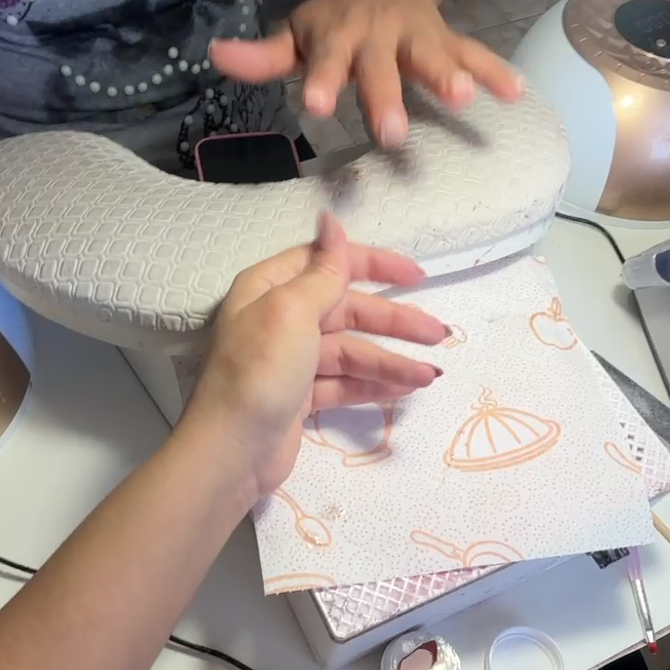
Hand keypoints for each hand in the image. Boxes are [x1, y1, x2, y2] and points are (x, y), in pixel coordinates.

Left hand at [179, 213, 447, 495]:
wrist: (232, 450)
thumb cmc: (258, 371)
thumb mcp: (291, 311)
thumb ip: (323, 271)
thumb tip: (332, 219)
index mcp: (270, 288)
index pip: (328, 263)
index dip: (373, 264)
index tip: (416, 275)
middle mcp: (280, 319)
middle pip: (346, 310)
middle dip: (393, 321)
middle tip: (437, 334)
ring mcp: (290, 360)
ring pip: (350, 350)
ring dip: (390, 361)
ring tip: (429, 376)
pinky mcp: (300, 397)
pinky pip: (343, 382)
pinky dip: (372, 385)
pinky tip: (404, 389)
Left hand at [208, 0, 523, 148]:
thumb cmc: (334, 20)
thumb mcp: (296, 35)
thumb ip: (262, 56)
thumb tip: (215, 56)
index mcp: (338, 36)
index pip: (326, 62)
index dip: (323, 82)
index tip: (317, 108)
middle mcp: (377, 33)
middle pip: (381, 67)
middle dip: (387, 97)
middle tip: (391, 135)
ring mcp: (416, 34)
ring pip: (432, 53)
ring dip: (448, 73)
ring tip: (463, 98)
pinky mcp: (446, 38)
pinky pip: (472, 52)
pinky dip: (494, 70)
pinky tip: (515, 92)